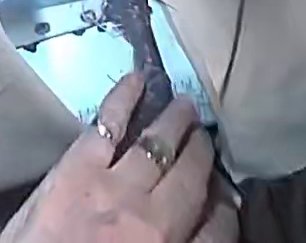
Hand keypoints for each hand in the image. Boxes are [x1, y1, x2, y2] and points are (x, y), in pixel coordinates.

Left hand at [0, 72, 236, 242]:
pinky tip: (139, 79)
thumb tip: (194, 233)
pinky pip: (110, 121)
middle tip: (207, 135)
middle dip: (202, 155)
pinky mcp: (80, 163)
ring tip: (186, 105)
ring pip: (157, 145)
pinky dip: (126, 96)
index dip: (224, 211)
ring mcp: (115, 186)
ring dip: (175, 122)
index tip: (225, 197)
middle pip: (190, 182)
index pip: (216, 233)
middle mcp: (152, 220)